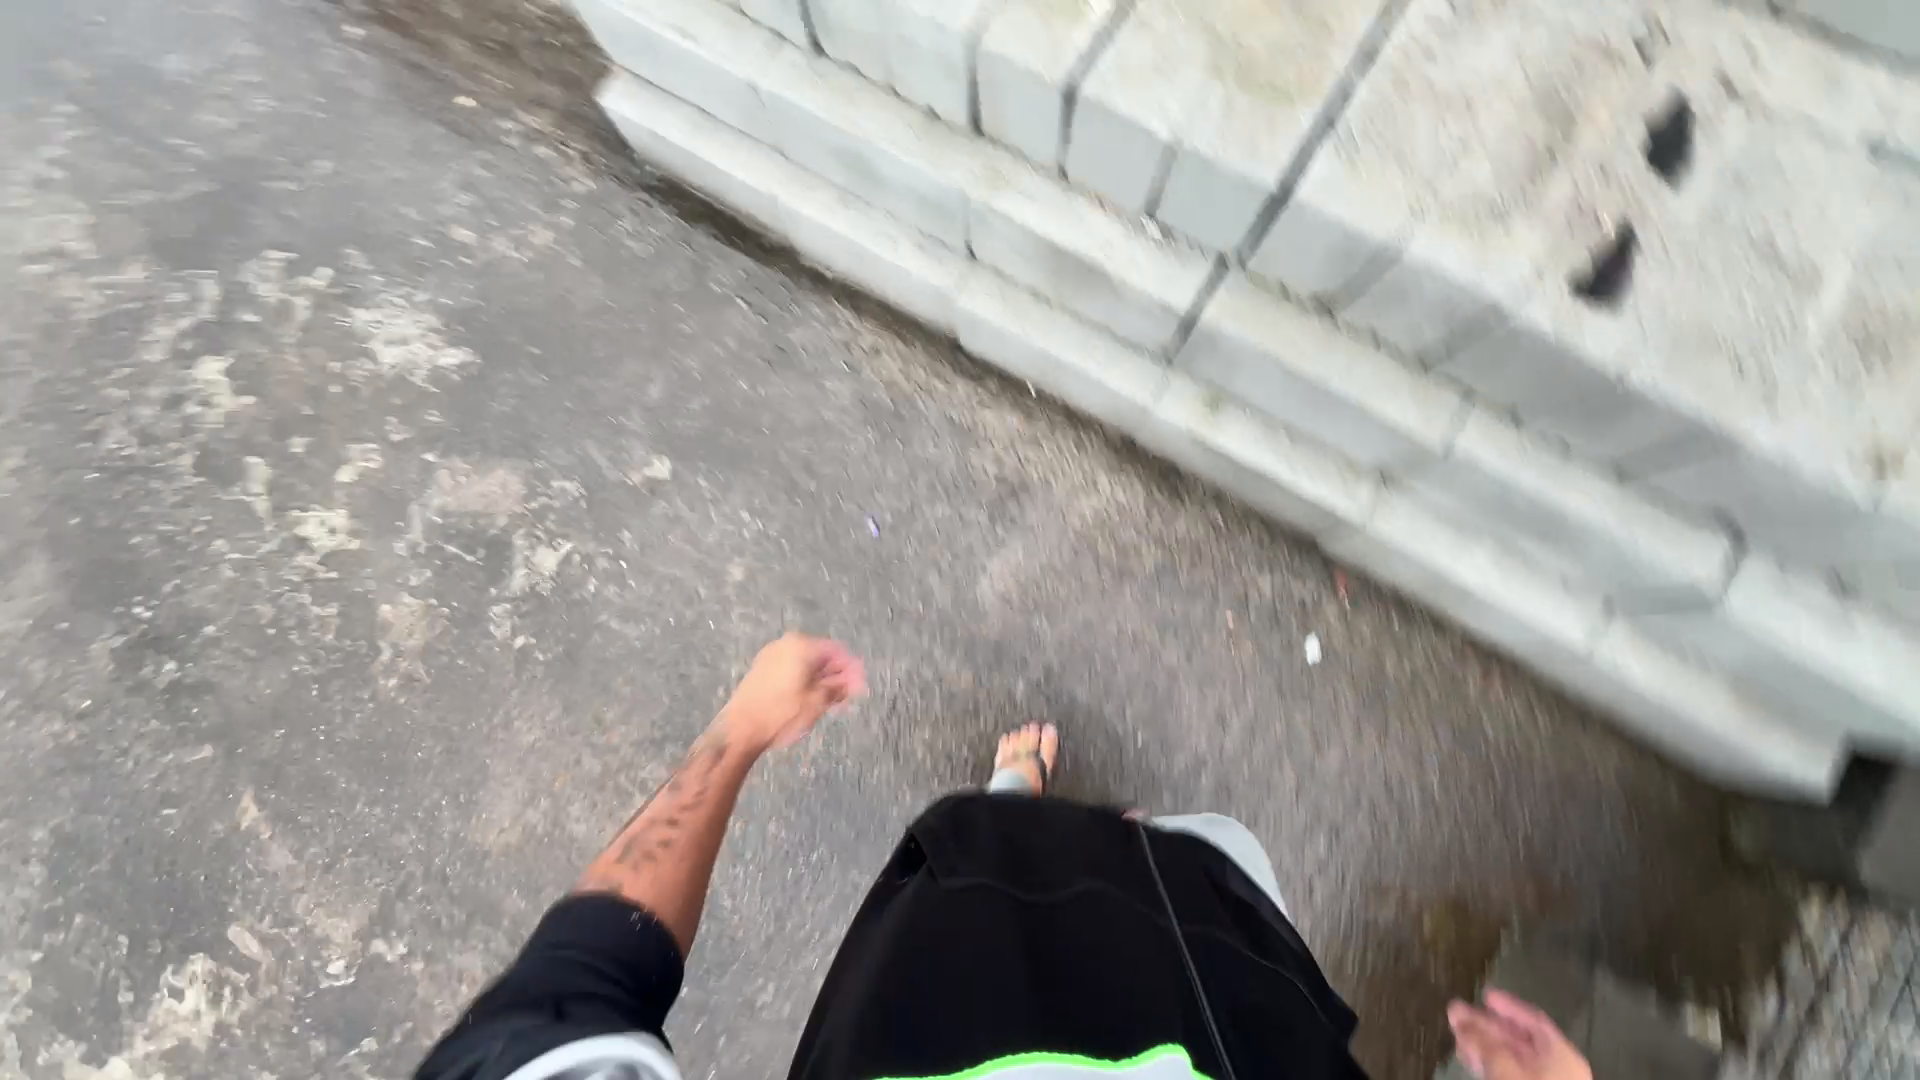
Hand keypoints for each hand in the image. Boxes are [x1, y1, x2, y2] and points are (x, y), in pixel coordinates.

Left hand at [715, 633, 866, 752]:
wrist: (739, 730)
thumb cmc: (781, 713)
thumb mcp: (818, 701)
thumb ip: (840, 686)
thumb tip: (855, 681)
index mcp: (801, 645)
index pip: (837, 651)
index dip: (853, 669)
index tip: (861, 687)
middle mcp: (785, 644)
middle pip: (821, 656)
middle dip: (837, 676)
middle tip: (848, 697)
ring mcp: (771, 656)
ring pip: (806, 664)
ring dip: (821, 680)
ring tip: (832, 703)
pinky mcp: (762, 670)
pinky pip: (792, 670)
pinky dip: (805, 682)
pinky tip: (811, 700)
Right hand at [1447, 990, 1592, 1079]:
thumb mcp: (1503, 1066)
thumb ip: (1482, 1040)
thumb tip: (1461, 1018)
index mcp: (1560, 1054)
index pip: (1533, 1020)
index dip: (1508, 1006)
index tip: (1484, 995)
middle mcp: (1559, 1067)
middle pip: (1518, 1038)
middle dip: (1485, 1025)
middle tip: (1456, 1013)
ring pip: (1512, 1057)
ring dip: (1483, 1044)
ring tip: (1457, 1035)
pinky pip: (1512, 1073)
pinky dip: (1491, 1063)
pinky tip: (1472, 1060)